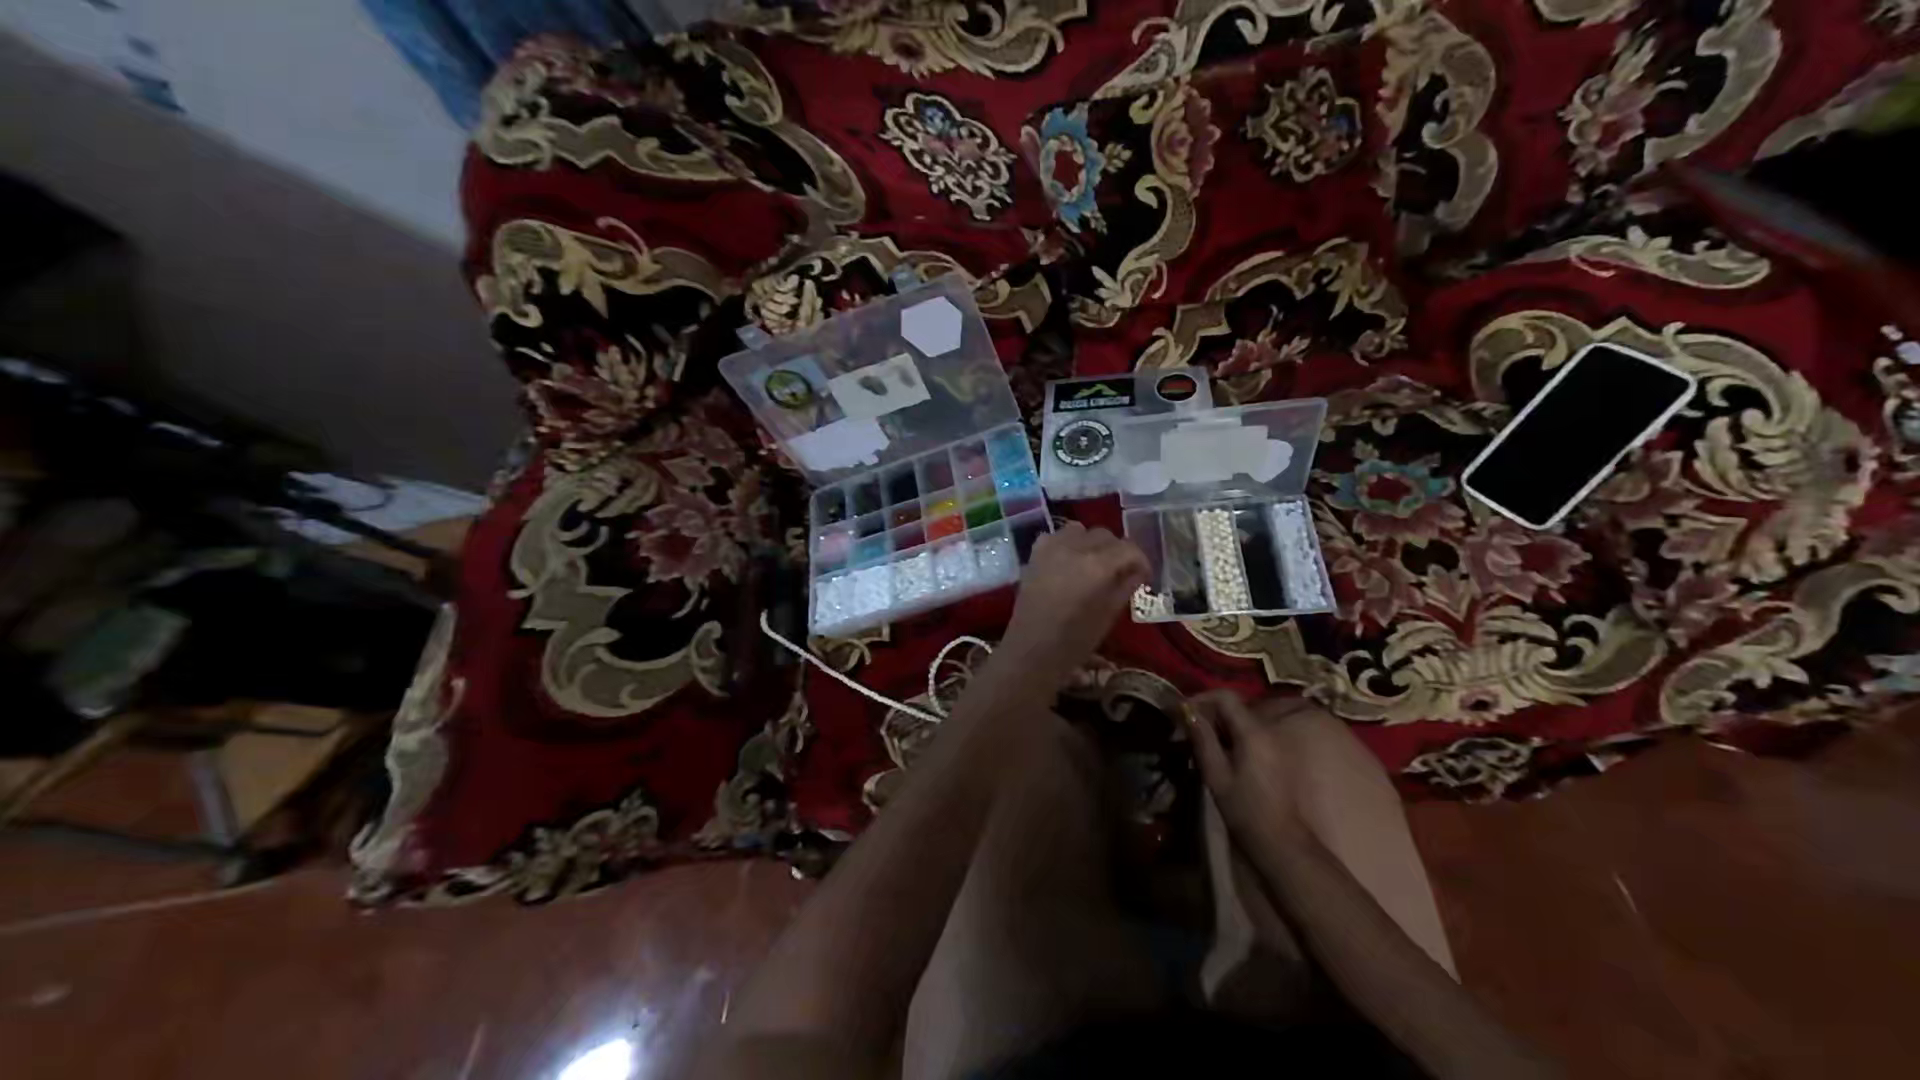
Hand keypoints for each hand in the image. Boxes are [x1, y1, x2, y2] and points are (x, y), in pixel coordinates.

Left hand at [1000, 522, 1149, 681]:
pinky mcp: (1034, 554)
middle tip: (1120, 572)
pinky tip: (1069, 563)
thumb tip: (1137, 571)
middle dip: (1117, 551)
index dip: (1141, 561)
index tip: (1143, 576)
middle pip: (1105, 535)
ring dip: (1091, 543)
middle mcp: (1074, 548)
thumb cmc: (1075, 641)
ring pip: (1080, 531)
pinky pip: (1056, 537)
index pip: (1129, 549)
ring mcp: (1051, 548)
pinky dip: (1067, 544)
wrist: (1031, 650)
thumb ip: (1125, 586)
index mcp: (1097, 566)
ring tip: (1094, 564)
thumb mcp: (1109, 615)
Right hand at [1188, 692, 1317, 850]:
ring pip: (1242, 720)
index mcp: (1253, 732)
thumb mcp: (1216, 774)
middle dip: (1208, 711)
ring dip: (1219, 724)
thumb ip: (1202, 738)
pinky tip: (1218, 753)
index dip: (1201, 698)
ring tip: (1198, 741)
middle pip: (1235, 707)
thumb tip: (1185, 710)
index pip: (1226, 697)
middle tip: (1184, 728)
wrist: (1281, 842)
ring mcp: (1276, 742)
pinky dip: (1231, 735)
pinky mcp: (1277, 755)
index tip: (1180, 711)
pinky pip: (1251, 733)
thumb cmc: (1245, 810)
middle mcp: (1268, 731)